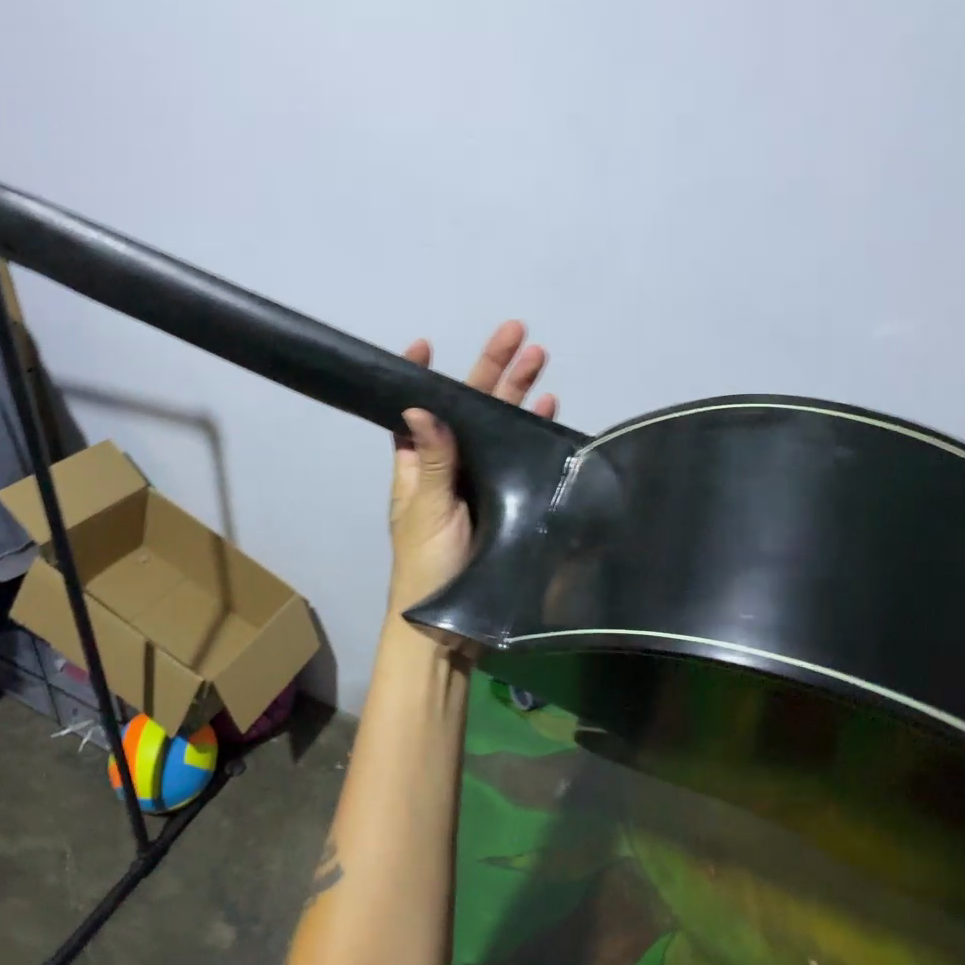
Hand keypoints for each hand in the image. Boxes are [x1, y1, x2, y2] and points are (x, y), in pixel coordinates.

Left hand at [387, 320, 558, 617]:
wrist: (449, 631)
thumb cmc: (427, 568)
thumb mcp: (426, 512)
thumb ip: (432, 462)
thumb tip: (421, 406)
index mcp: (416, 468)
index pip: (415, 413)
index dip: (420, 378)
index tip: (426, 344)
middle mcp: (447, 469)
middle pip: (467, 410)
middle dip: (491, 370)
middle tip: (516, 333)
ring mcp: (478, 485)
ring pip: (496, 429)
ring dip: (517, 394)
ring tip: (540, 358)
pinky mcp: (504, 504)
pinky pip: (519, 461)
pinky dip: (532, 435)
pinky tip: (549, 412)